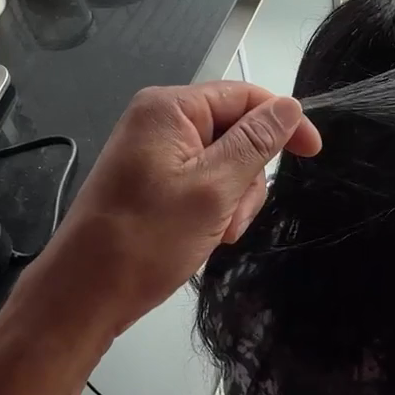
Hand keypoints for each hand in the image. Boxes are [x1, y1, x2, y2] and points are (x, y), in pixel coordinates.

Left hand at [24, 82, 320, 335]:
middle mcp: (159, 120)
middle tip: (234, 216)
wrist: (81, 299)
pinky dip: (214, 207)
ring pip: (225, 161)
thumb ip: (256, 142)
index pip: (245, 96)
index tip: (312, 153)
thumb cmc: (145, 241)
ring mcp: (154, 151)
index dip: (283, 122)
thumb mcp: (213, 189)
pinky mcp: (151, 179)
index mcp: (170, 108)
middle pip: (236, 130)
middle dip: (247, 176)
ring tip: (215, 233)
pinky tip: (202, 235)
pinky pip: (203, 179)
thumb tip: (290, 106)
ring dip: (232, 198)